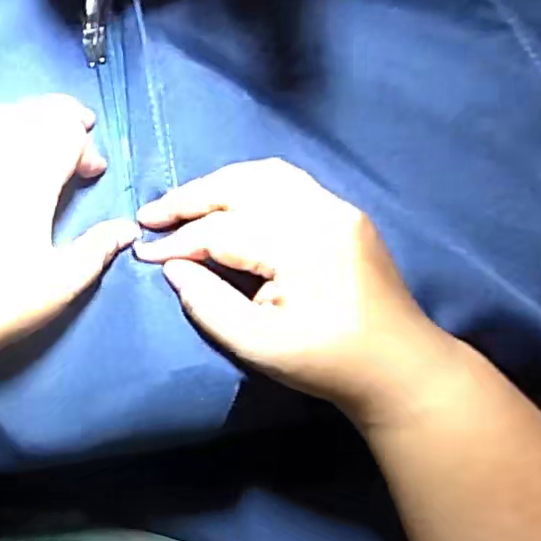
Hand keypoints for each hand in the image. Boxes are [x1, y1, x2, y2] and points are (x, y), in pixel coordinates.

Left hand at [0, 95, 139, 364]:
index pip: (61, 138)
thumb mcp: (63, 284)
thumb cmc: (6, 304)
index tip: (95, 173)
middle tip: (78, 126)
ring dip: (13, 116)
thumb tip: (128, 229)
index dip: (84, 147)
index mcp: (29, 189)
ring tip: (34, 125)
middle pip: (24, 119)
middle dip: (56, 114)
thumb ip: (97, 250)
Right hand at [134, 158, 470, 427]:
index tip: (142, 253)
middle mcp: (320, 211)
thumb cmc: (324, 362)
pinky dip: (247, 188)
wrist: (397, 365)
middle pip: (242, 184)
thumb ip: (208, 303)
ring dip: (218, 186)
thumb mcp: (256, 344)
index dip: (178, 241)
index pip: (223, 229)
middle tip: (151, 214)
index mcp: (300, 244)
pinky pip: (287, 184)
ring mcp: (337, 208)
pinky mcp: (343, 215)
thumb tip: (172, 268)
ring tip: (182, 206)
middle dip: (191, 197)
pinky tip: (226, 205)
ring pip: (265, 175)